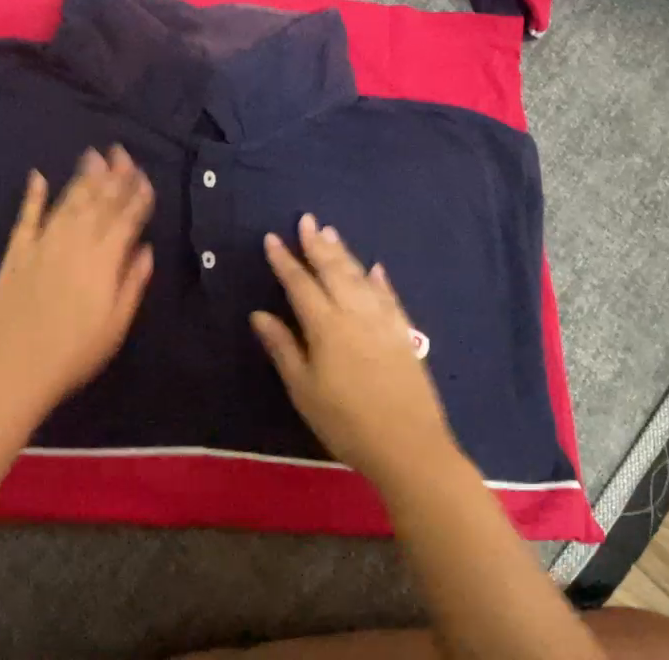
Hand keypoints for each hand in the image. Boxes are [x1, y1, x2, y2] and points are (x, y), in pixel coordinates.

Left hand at [0, 146, 154, 414]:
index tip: (145, 177)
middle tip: (122, 152)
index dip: (137, 198)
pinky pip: (26, 216)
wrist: (16, 366)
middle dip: (113, 176)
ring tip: (94, 156)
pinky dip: (33, 195)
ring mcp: (43, 244)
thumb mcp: (116, 325)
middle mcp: (76, 242)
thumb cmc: (75, 353)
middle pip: (98, 202)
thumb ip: (132, 283)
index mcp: (104, 261)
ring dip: (82, 178)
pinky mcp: (17, 251)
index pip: (126, 220)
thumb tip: (145, 249)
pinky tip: (38, 176)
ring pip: (68, 202)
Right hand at [251, 213, 456, 483]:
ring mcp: (384, 322)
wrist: (409, 447)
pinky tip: (375, 268)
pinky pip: (390, 297)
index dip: (284, 261)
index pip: (300, 284)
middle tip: (307, 220)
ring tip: (332, 234)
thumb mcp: (303, 389)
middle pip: (333, 271)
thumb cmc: (345, 422)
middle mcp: (355, 314)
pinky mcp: (405, 335)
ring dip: (344, 254)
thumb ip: (283, 347)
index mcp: (325, 326)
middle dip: (317, 245)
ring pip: (360, 278)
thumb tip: (259, 314)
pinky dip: (380, 280)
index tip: (271, 239)